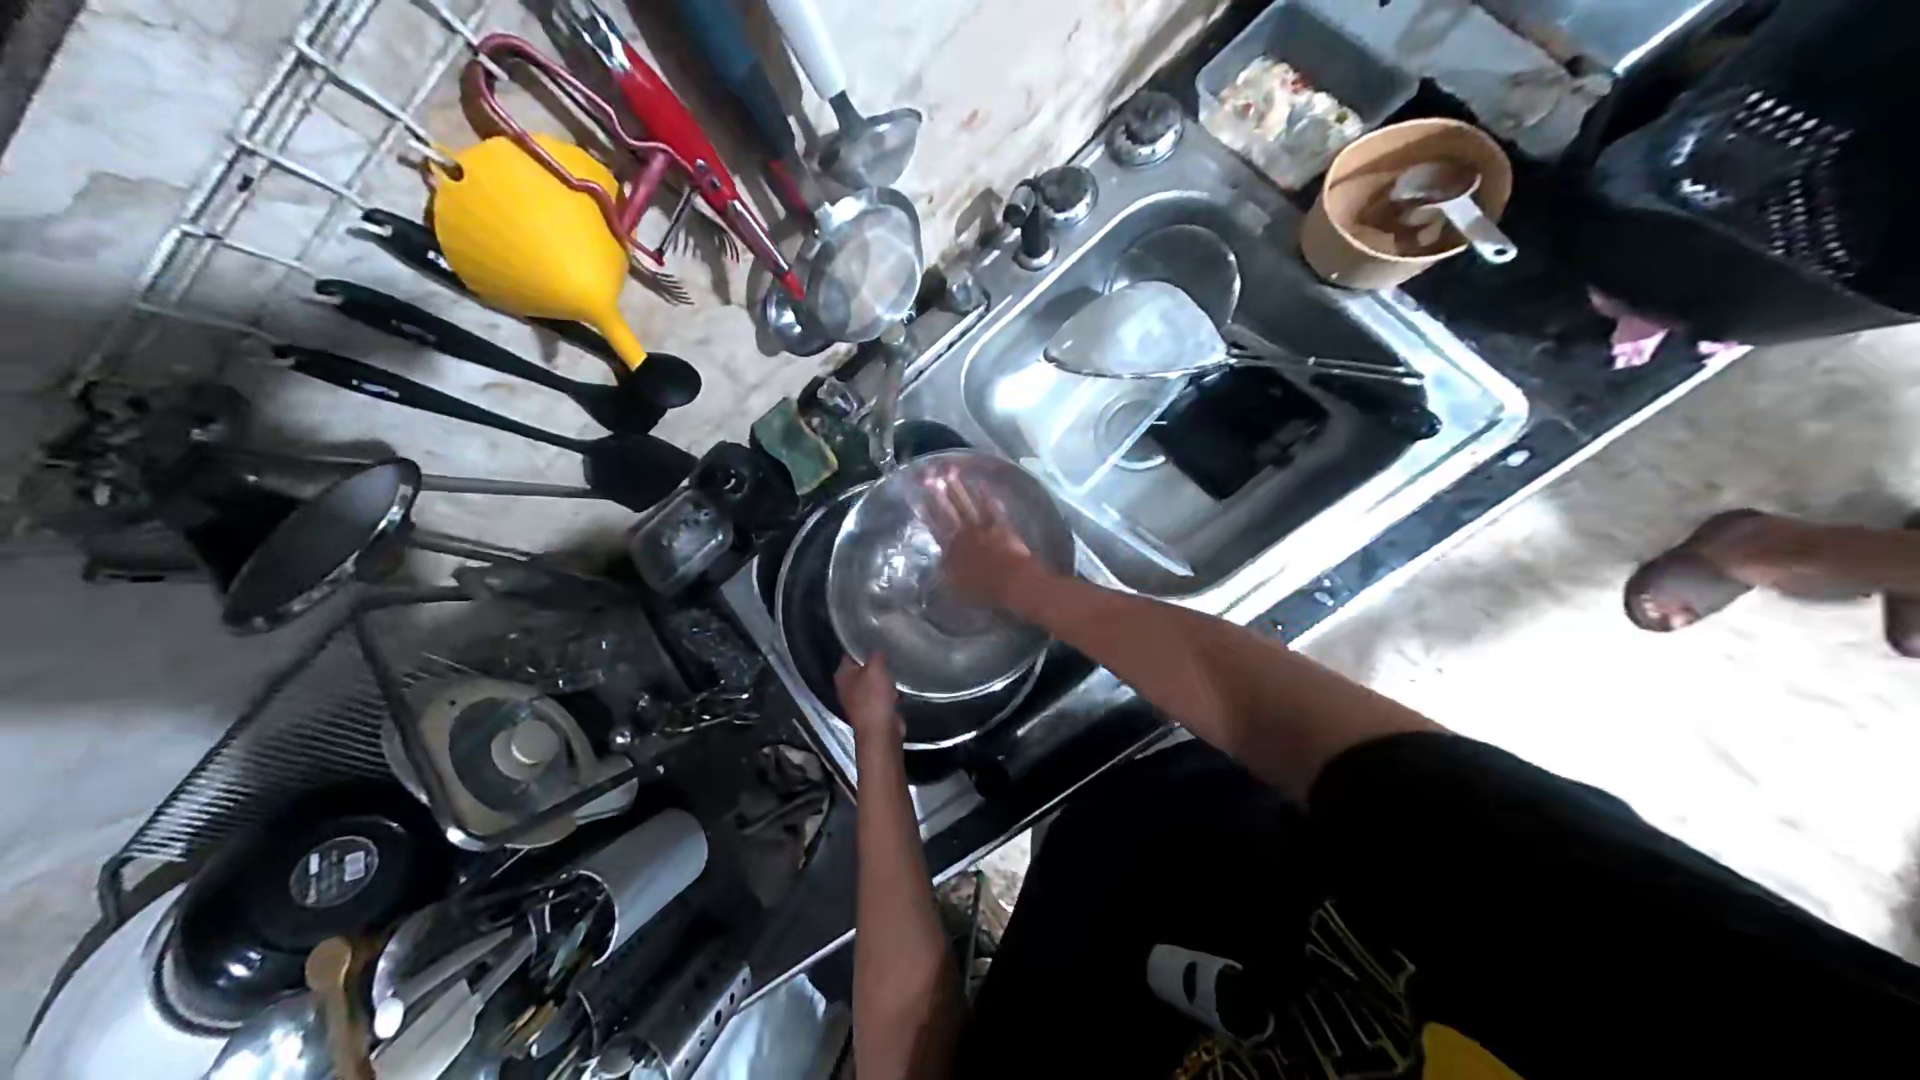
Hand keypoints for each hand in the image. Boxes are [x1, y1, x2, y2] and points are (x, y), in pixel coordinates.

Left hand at [836, 653, 901, 745]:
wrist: (881, 731)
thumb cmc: (874, 697)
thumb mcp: (875, 669)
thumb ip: (875, 655)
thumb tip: (878, 650)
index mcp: (842, 675)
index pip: (850, 653)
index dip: (862, 645)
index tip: (877, 638)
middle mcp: (847, 687)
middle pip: (862, 668)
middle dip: (875, 662)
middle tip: (890, 651)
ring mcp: (859, 700)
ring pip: (873, 681)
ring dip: (884, 677)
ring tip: (897, 666)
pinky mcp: (872, 710)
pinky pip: (881, 695)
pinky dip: (889, 691)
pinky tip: (899, 686)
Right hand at [924, 471, 1043, 610]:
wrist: (1013, 582)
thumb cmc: (983, 591)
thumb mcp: (954, 589)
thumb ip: (942, 576)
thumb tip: (933, 568)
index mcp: (950, 549)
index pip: (934, 525)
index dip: (925, 509)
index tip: (918, 494)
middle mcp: (963, 533)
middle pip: (948, 509)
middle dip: (938, 492)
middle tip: (930, 474)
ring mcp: (982, 527)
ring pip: (967, 503)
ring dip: (958, 488)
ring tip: (950, 472)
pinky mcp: (1001, 525)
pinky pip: (990, 505)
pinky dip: (984, 494)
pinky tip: (979, 483)